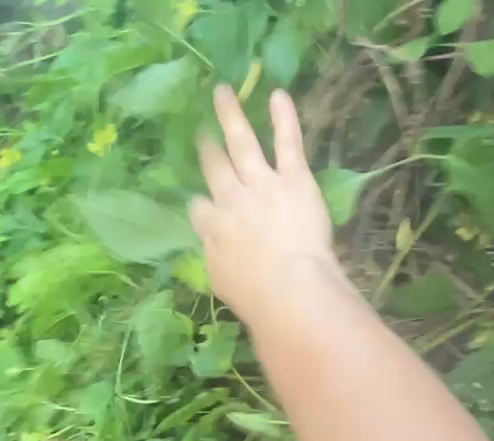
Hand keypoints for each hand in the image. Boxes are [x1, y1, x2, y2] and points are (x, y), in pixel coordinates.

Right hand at [191, 87, 352, 334]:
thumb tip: (212, 243)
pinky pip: (287, 141)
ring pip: (243, 143)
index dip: (201, 206)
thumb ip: (214, 255)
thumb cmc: (254, 294)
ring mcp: (262, 184)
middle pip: (215, 167)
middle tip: (201, 130)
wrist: (288, 286)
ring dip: (231, 116)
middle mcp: (231, 199)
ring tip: (223, 93)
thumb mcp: (220, 279)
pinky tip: (277, 94)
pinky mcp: (294, 177)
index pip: (200, 209)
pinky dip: (283, 117)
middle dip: (207, 147)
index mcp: (212, 228)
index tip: (203, 204)